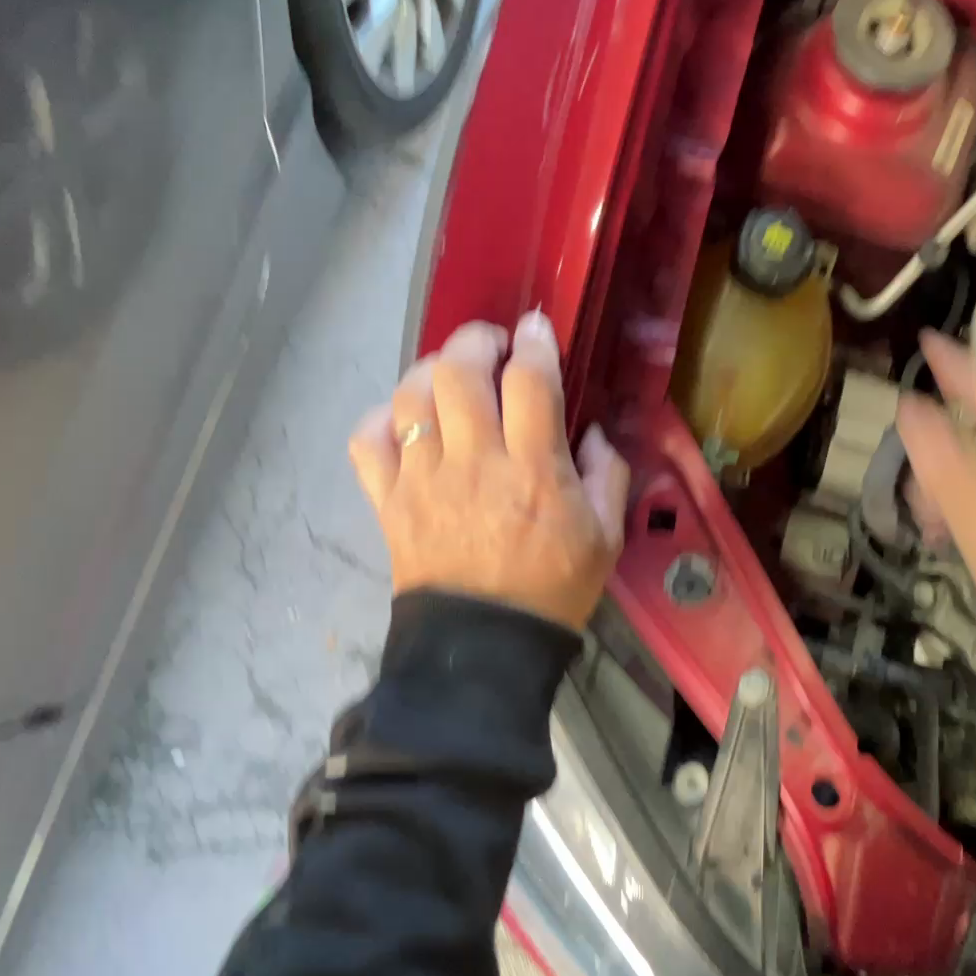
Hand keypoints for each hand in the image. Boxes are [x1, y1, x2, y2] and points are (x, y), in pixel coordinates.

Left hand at [347, 314, 630, 629]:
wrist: (485, 646)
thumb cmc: (553, 588)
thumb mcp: (606, 535)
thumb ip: (608, 475)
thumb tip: (590, 432)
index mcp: (534, 469)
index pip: (530, 380)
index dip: (535, 342)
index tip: (537, 328)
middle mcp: (474, 461)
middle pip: (459, 370)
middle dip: (476, 340)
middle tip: (492, 346)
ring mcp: (423, 479)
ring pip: (411, 394)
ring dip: (431, 371)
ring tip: (450, 378)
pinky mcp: (388, 500)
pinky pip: (367, 440)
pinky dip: (382, 418)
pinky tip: (406, 421)